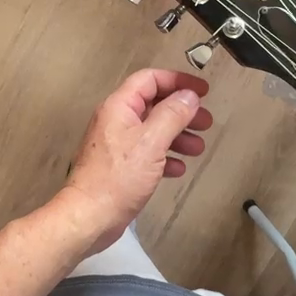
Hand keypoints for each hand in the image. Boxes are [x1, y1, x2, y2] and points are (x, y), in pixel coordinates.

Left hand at [55, 68, 212, 253]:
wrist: (90, 216)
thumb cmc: (117, 179)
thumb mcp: (151, 141)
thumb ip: (172, 115)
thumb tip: (189, 96)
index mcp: (119, 107)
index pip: (150, 79)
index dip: (178, 81)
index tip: (202, 91)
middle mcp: (115, 121)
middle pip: (153, 105)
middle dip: (182, 112)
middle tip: (205, 122)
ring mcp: (116, 145)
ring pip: (152, 130)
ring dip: (177, 136)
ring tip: (197, 148)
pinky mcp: (118, 167)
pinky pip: (146, 153)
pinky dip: (164, 157)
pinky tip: (178, 168)